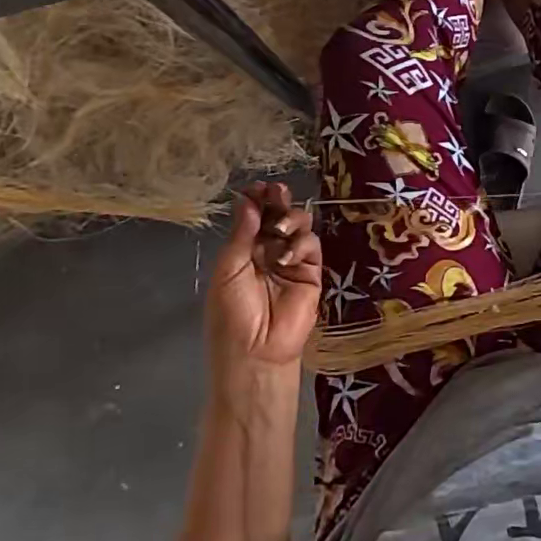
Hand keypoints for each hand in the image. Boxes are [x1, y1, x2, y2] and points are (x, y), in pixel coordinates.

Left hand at [207, 181, 322, 372]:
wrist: (255, 353)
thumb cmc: (232, 313)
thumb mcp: (228, 269)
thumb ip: (241, 233)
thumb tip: (247, 200)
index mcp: (243, 248)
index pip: (253, 215)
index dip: (257, 199)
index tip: (258, 187)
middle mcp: (268, 250)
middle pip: (278, 214)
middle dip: (277, 200)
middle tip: (276, 191)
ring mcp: (291, 260)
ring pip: (298, 225)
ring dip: (290, 218)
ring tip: (279, 228)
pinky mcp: (311, 273)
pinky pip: (311, 247)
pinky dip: (300, 244)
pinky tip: (286, 256)